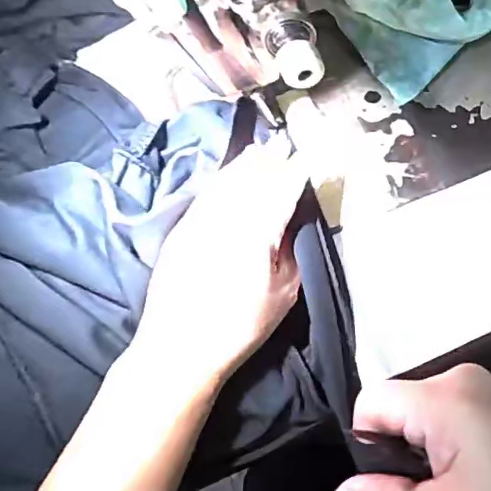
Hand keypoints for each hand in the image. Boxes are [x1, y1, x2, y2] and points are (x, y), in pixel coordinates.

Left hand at [132, 135, 308, 383]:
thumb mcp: (284, 292)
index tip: (311, 155)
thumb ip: (289, 250)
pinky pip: (207, 193)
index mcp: (257, 231)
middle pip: (252, 177)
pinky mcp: (181, 230)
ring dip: (245, 164)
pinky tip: (229, 177)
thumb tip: (290, 223)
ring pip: (226, 181)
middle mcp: (226, 217)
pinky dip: (222, 179)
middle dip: (271, 159)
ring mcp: (199, 220)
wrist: (179, 347)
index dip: (298, 170)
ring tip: (260, 151)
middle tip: (285, 143)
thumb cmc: (240, 326)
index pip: (282, 189)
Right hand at [327, 365, 490, 490]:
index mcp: (441, 396)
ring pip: (422, 417)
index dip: (369, 449)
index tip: (397, 489)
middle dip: (398, 456)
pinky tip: (478, 480)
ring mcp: (483, 386)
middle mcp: (459, 377)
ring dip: (425, 456)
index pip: (369, 403)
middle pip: (396, 408)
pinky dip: (448, 449)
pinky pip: (449, 418)